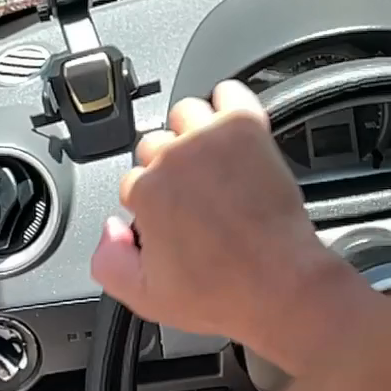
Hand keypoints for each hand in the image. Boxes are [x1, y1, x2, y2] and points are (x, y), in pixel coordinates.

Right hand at [89, 81, 379, 374]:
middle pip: (154, 142)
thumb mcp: (148, 298)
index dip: (150, 198)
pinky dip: (229, 103)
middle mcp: (175, 157)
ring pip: (186, 112)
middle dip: (168, 164)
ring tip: (211, 158)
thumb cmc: (225, 290)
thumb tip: (109, 229)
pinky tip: (233, 129)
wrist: (281, 283)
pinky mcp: (245, 126)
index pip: (133, 179)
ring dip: (193, 131)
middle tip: (193, 189)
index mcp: (149, 192)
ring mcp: (210, 138)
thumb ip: (109, 263)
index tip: (169, 211)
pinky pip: (229, 92)